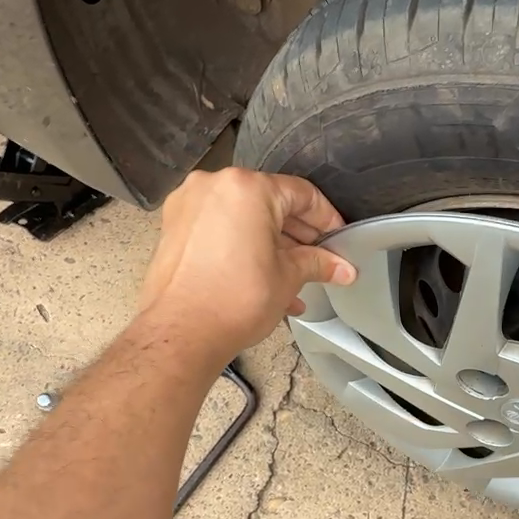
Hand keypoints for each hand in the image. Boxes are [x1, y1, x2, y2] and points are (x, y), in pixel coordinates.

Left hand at [137, 168, 355, 352]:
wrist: (182, 332)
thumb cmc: (233, 301)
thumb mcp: (289, 278)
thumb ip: (318, 264)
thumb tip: (343, 267)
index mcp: (247, 189)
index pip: (302, 194)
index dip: (327, 218)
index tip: (338, 240)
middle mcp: (214, 186)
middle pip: (271, 203)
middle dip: (299, 234)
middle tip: (320, 259)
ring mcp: (190, 206)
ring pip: (245, 218)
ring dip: (273, 244)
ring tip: (294, 277)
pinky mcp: (175, 228)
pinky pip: (221, 229)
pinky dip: (244, 247)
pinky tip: (264, 279)